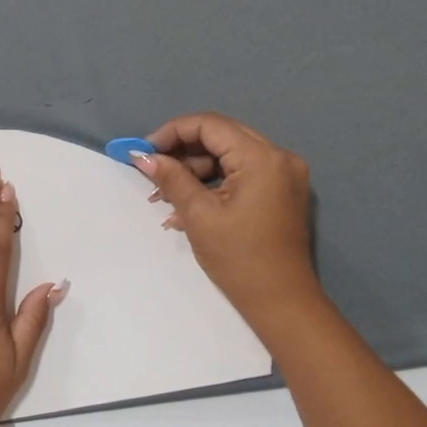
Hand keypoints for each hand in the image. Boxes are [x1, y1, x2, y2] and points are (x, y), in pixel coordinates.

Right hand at [136, 112, 317, 316]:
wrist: (281, 300)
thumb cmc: (239, 258)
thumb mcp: (199, 216)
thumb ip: (172, 179)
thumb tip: (142, 157)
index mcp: (262, 158)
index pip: (210, 125)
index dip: (172, 132)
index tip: (143, 152)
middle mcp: (278, 157)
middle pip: (221, 136)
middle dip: (181, 150)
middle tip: (150, 169)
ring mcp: (283, 175)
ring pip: (229, 155)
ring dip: (194, 169)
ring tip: (163, 196)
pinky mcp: (280, 192)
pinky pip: (240, 174)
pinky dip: (212, 183)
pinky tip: (184, 206)